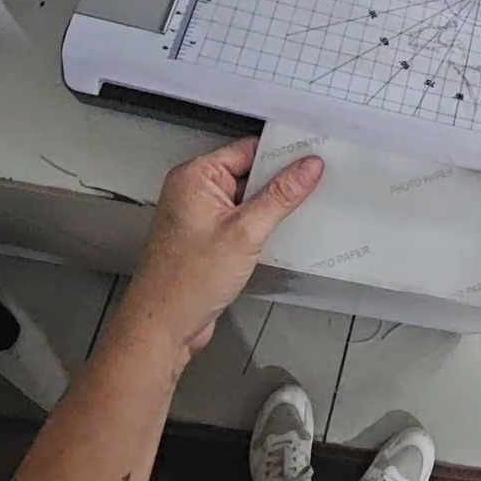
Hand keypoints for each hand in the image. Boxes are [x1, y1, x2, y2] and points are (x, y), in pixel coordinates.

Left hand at [117, 137, 323, 364]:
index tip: (315, 154)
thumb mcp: (245, 232)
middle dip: (281, 179)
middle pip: (249, 171)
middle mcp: (194, 190)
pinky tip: (285, 228)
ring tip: (307, 203)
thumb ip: (281, 195)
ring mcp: (200, 214)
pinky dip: (262, 222)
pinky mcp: (207, 237)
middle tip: (319, 179)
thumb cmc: (189, 281)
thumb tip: (309, 166)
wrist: (161, 331)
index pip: (248, 149)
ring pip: (248, 196)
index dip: (282, 151)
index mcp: (195, 176)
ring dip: (272, 203)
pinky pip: (241, 218)